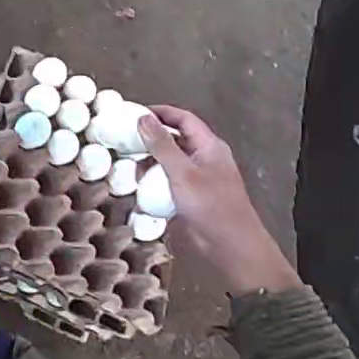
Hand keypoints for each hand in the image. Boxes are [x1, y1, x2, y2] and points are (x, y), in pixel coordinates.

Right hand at [140, 106, 301, 294]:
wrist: (230, 245)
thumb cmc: (210, 205)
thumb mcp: (182, 172)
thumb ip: (162, 145)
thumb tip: (143, 118)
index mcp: (209, 146)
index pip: (184, 119)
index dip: (161, 113)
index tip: (136, 113)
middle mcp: (205, 158)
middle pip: (176, 140)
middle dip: (152, 140)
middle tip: (128, 142)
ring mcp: (198, 179)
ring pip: (170, 163)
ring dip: (151, 164)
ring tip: (133, 170)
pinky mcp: (192, 197)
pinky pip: (170, 182)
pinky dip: (155, 182)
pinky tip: (142, 189)